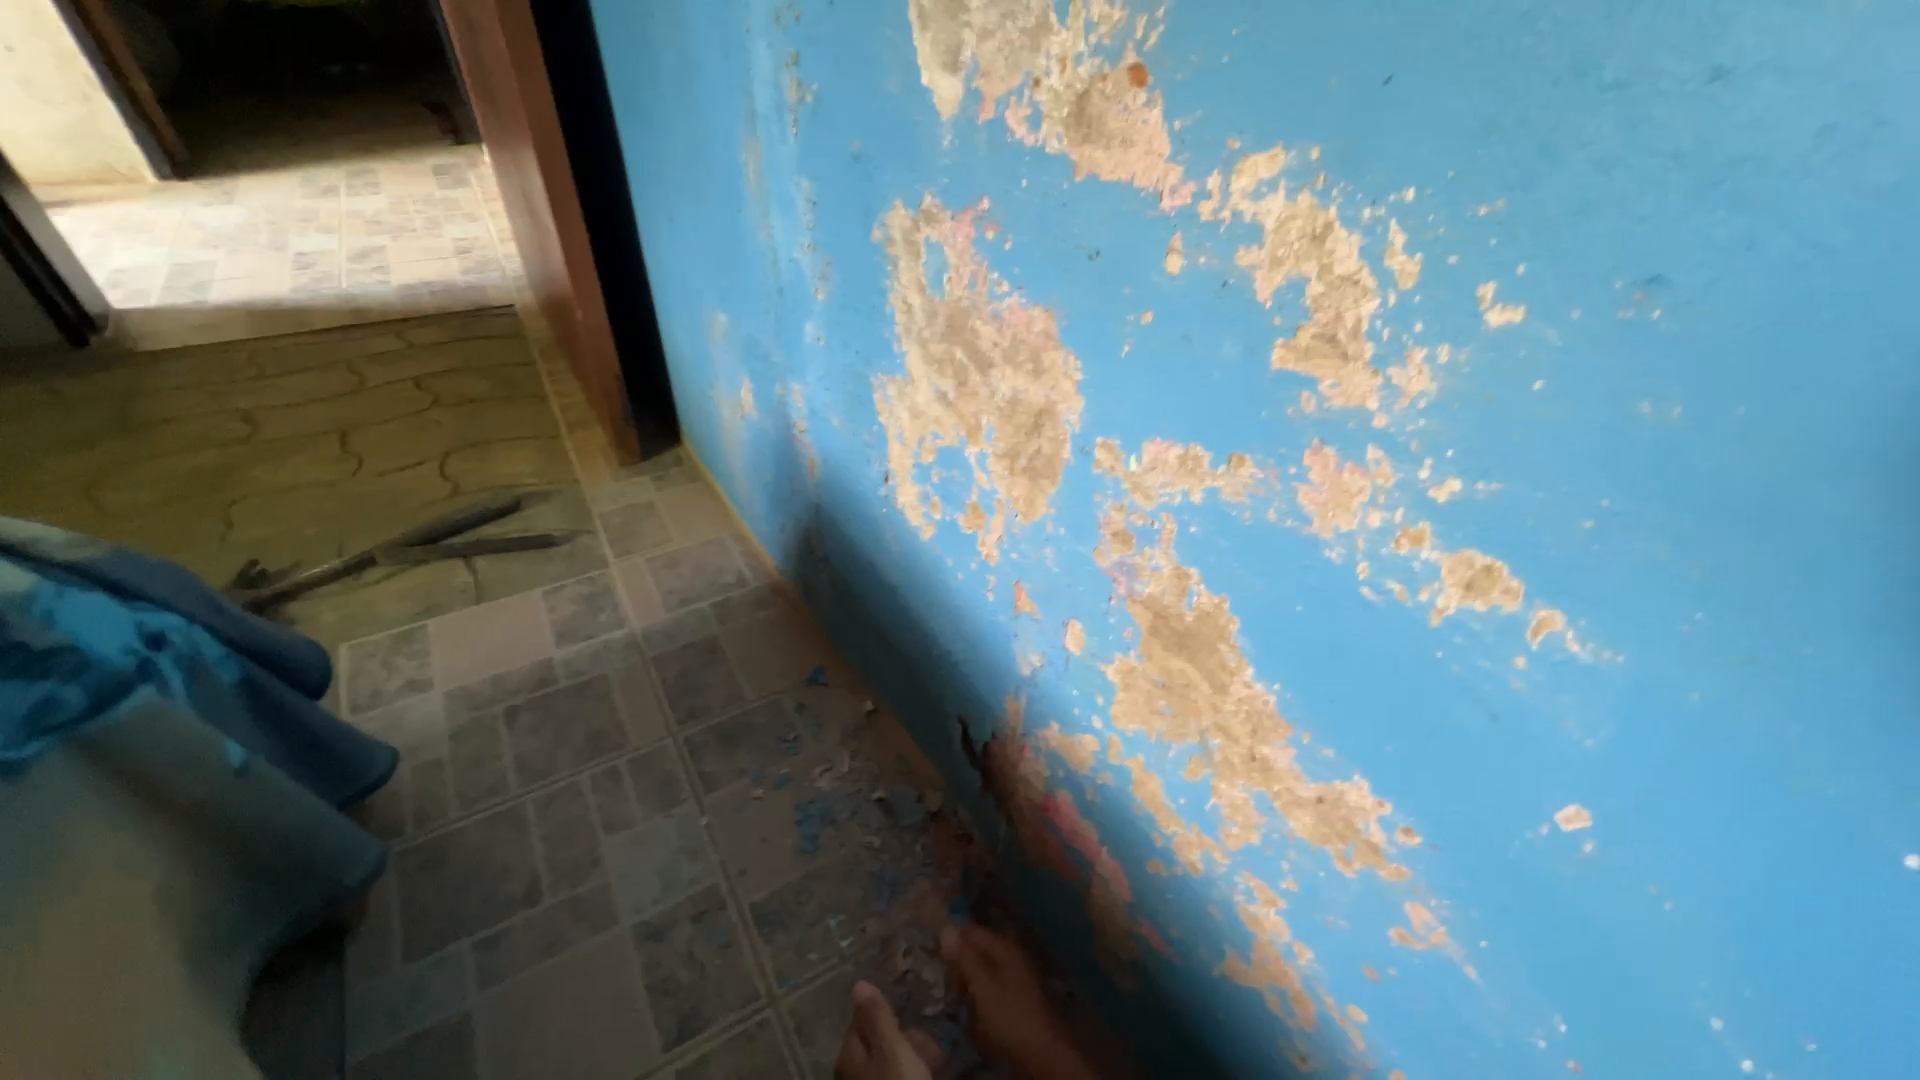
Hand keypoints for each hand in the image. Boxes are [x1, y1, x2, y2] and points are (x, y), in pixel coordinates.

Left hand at [836, 980, 942, 1079]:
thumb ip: (877, 1017)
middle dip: (910, 1040)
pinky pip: (901, 1079)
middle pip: (881, 1042)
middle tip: (931, 1050)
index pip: (863, 1020)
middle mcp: (854, 1074)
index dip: (889, 1016)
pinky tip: (931, 1076)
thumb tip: (857, 983)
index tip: (914, 1019)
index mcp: (849, 1056)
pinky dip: (916, 1076)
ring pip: (894, 1064)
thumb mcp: (892, 1049)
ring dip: (917, 1060)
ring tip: (937, 1067)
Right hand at [941, 925, 1097, 1079]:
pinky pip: (990, 990)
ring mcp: (1016, 977)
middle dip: (961, 970)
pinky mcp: (1016, 997)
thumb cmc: (1010, 1018)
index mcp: (1004, 948)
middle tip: (954, 993)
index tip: (939, 965)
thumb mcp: (982, 987)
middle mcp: (1011, 956)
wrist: (1043, 1054)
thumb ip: (965, 958)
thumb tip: (946, 927)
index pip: (972, 932)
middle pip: (976, 951)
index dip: (953, 944)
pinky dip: (980, 1000)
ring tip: (965, 1008)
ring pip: (982, 972)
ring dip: (969, 988)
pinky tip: (978, 1017)